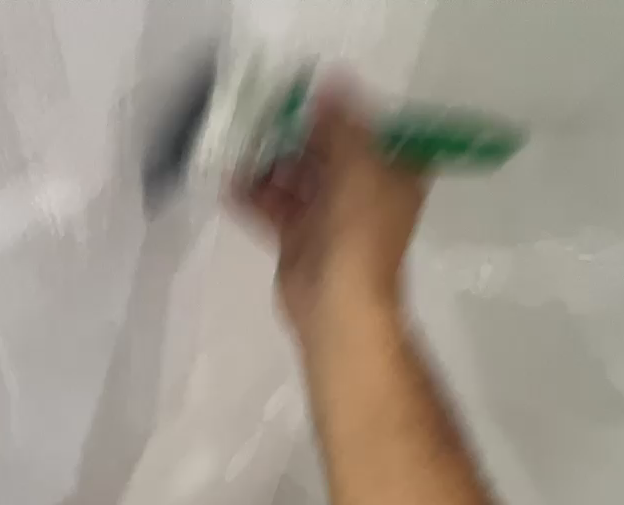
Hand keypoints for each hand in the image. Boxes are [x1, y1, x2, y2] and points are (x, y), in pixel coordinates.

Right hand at [233, 80, 427, 350]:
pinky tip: (230, 181)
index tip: (305, 93)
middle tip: (260, 113)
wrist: (336, 304)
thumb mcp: (358, 165)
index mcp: (392, 171)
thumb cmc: (359, 232)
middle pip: (326, 151)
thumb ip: (340, 124)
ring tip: (239, 144)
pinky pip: (275, 208)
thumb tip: (328, 82)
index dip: (339, 109)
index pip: (368, 128)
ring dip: (269, 162)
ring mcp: (328, 216)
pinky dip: (255, 195)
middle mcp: (362, 190)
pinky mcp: (298, 239)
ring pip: (296, 179)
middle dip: (294, 134)